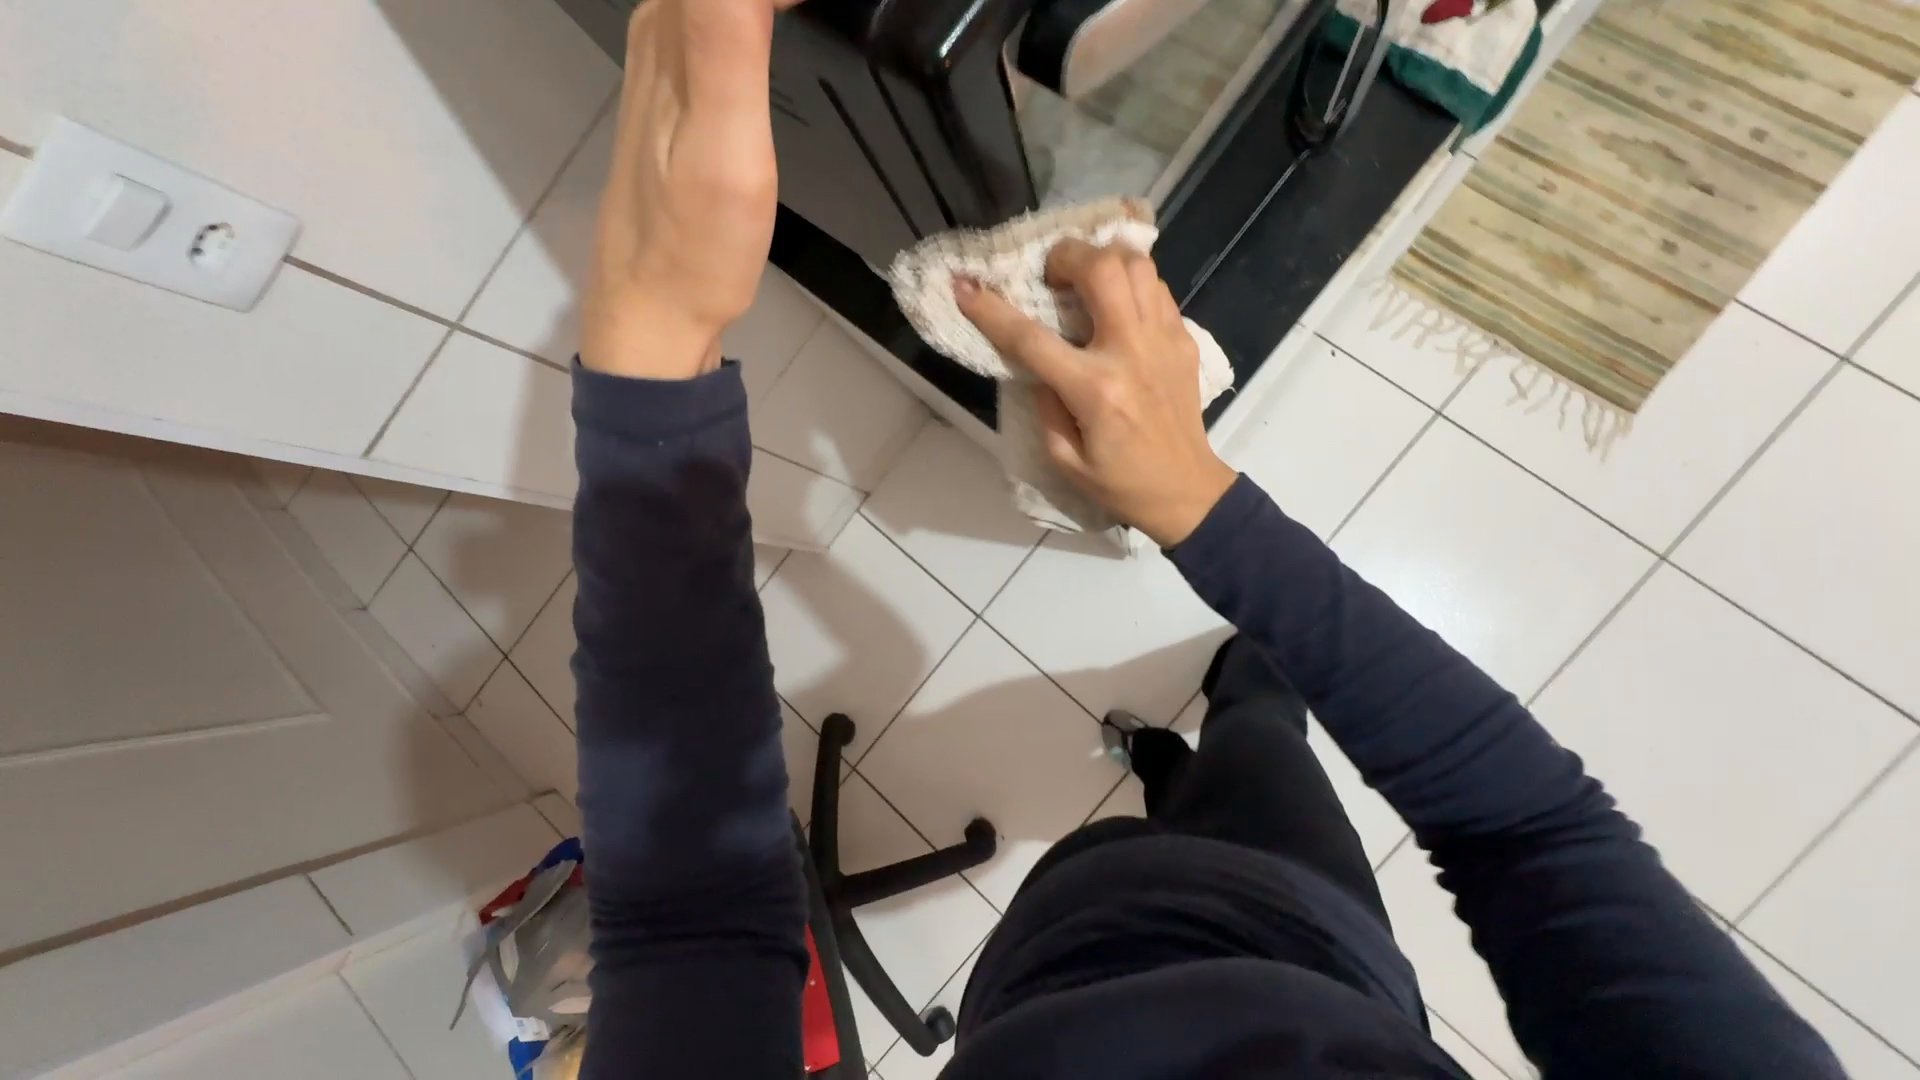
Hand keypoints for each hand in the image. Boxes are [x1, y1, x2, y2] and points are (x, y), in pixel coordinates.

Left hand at [580, 0, 801, 379]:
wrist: (656, 310)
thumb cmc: (696, 245)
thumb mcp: (724, 144)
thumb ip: (732, 34)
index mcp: (675, 26)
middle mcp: (663, 25)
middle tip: (858, 7)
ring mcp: (672, 60)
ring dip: (778, 1)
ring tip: (830, 11)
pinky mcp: (686, 94)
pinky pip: (727, 14)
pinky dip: (768, 8)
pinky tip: (795, 16)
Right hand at [955, 240, 1237, 546]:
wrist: (1186, 490)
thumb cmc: (1119, 483)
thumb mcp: (1063, 459)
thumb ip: (1044, 404)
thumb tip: (1039, 363)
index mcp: (1095, 390)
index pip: (1032, 339)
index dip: (992, 310)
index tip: (965, 286)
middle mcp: (1131, 353)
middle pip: (1103, 269)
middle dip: (1067, 256)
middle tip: (1052, 275)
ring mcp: (1164, 341)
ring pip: (1137, 265)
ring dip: (1104, 260)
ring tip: (1085, 281)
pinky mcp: (1184, 340)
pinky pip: (1156, 288)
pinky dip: (1131, 283)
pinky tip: (1116, 305)